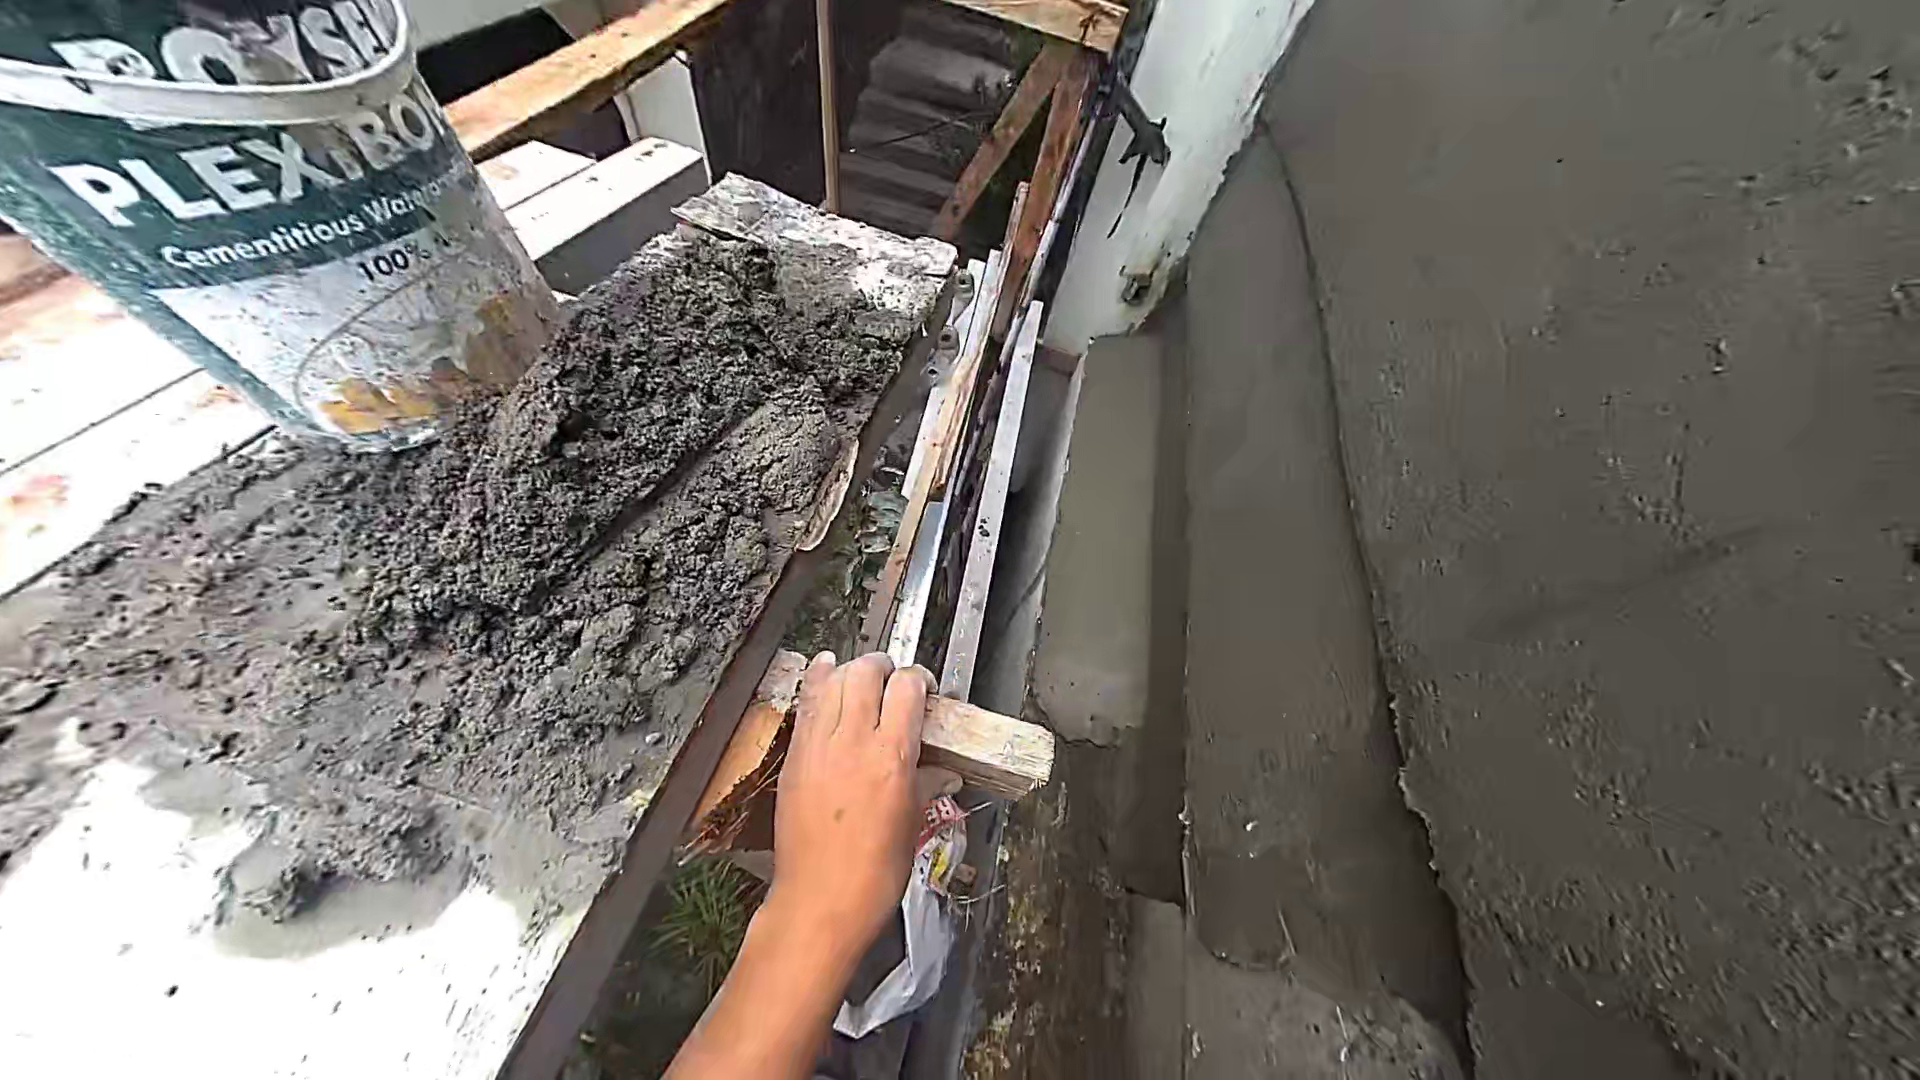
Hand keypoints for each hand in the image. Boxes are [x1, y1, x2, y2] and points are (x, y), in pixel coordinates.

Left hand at [767, 652, 954, 966]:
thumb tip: (945, 772)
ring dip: (853, 668)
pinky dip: (818, 678)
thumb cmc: (873, 872)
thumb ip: (928, 785)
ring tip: (863, 674)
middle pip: (868, 672)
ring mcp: (820, 744)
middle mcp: (855, 741)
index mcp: (892, 757)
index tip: (923, 688)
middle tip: (893, 679)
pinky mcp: (796, 754)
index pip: (908, 688)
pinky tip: (825, 666)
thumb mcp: (912, 823)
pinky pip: (807, 701)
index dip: (920, 679)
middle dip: (886, 666)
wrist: (819, 901)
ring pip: (835, 679)